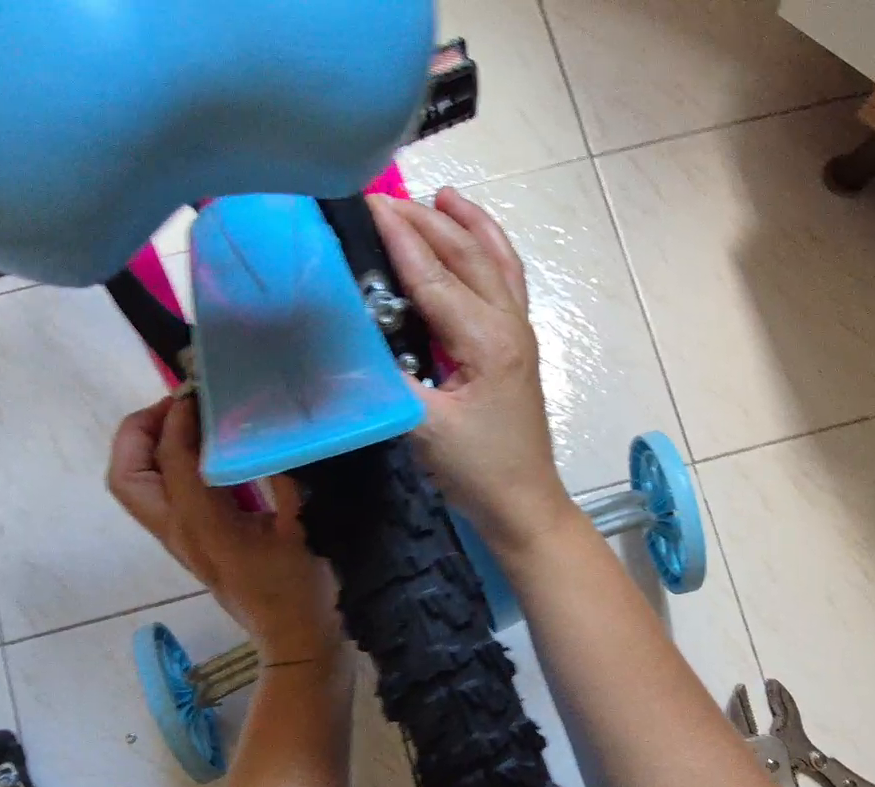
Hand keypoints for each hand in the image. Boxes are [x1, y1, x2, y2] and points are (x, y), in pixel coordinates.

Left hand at [108, 396, 341, 664]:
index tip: (203, 389)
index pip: (174, 459)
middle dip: (141, 430)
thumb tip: (273, 431)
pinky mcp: (191, 544)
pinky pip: (159, 495)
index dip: (183, 418)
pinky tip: (208, 452)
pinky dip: (167, 464)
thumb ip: (284, 478)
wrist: (296, 641)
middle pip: (127, 473)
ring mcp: (181, 541)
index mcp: (205, 527)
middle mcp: (179, 532)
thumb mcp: (303, 529)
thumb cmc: (304, 590)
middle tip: (179, 405)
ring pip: (136, 485)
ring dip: (150, 446)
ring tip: (189, 421)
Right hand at [368, 188, 580, 556]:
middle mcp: (508, 325)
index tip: (366, 203)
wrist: (522, 502)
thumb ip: (387, 379)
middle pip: (467, 256)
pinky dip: (490, 252)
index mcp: (486, 341)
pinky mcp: (518, 345)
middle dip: (427, 221)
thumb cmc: (476, 470)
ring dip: (469, 225)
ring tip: (442, 196)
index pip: (434, 277)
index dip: (400, 238)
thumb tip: (352, 338)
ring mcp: (519, 332)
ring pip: (496, 261)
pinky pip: (506, 282)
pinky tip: (475, 242)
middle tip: (384, 196)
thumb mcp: (424, 428)